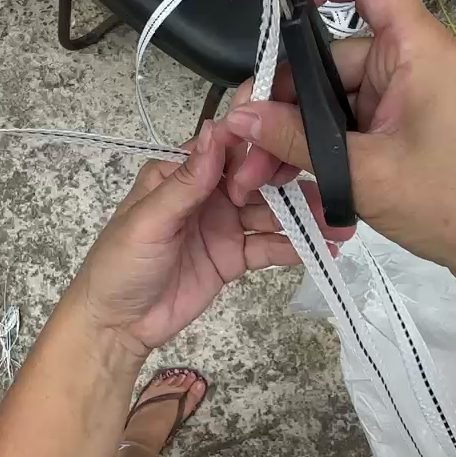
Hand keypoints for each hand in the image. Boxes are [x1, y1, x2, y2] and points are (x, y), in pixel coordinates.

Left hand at [61, 122, 354, 356]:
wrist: (116, 325)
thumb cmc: (120, 264)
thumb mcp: (149, 220)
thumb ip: (186, 181)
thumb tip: (216, 130)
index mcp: (182, 173)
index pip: (228, 149)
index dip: (260, 149)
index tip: (292, 150)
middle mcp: (208, 193)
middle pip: (258, 180)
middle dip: (292, 183)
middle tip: (332, 188)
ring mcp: (224, 225)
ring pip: (270, 213)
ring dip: (303, 217)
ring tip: (340, 223)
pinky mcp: (234, 257)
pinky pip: (268, 247)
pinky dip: (294, 247)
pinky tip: (324, 248)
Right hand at [221, 0, 455, 279]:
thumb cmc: (447, 200)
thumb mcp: (362, 171)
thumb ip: (296, 139)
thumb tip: (240, 116)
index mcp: (416, 49)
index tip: (282, 3)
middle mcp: (406, 62)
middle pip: (329, 55)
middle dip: (282, 99)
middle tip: (243, 139)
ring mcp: (398, 94)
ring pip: (327, 96)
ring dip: (292, 130)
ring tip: (257, 172)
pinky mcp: (392, 123)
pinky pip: (341, 120)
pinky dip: (314, 143)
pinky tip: (284, 173)